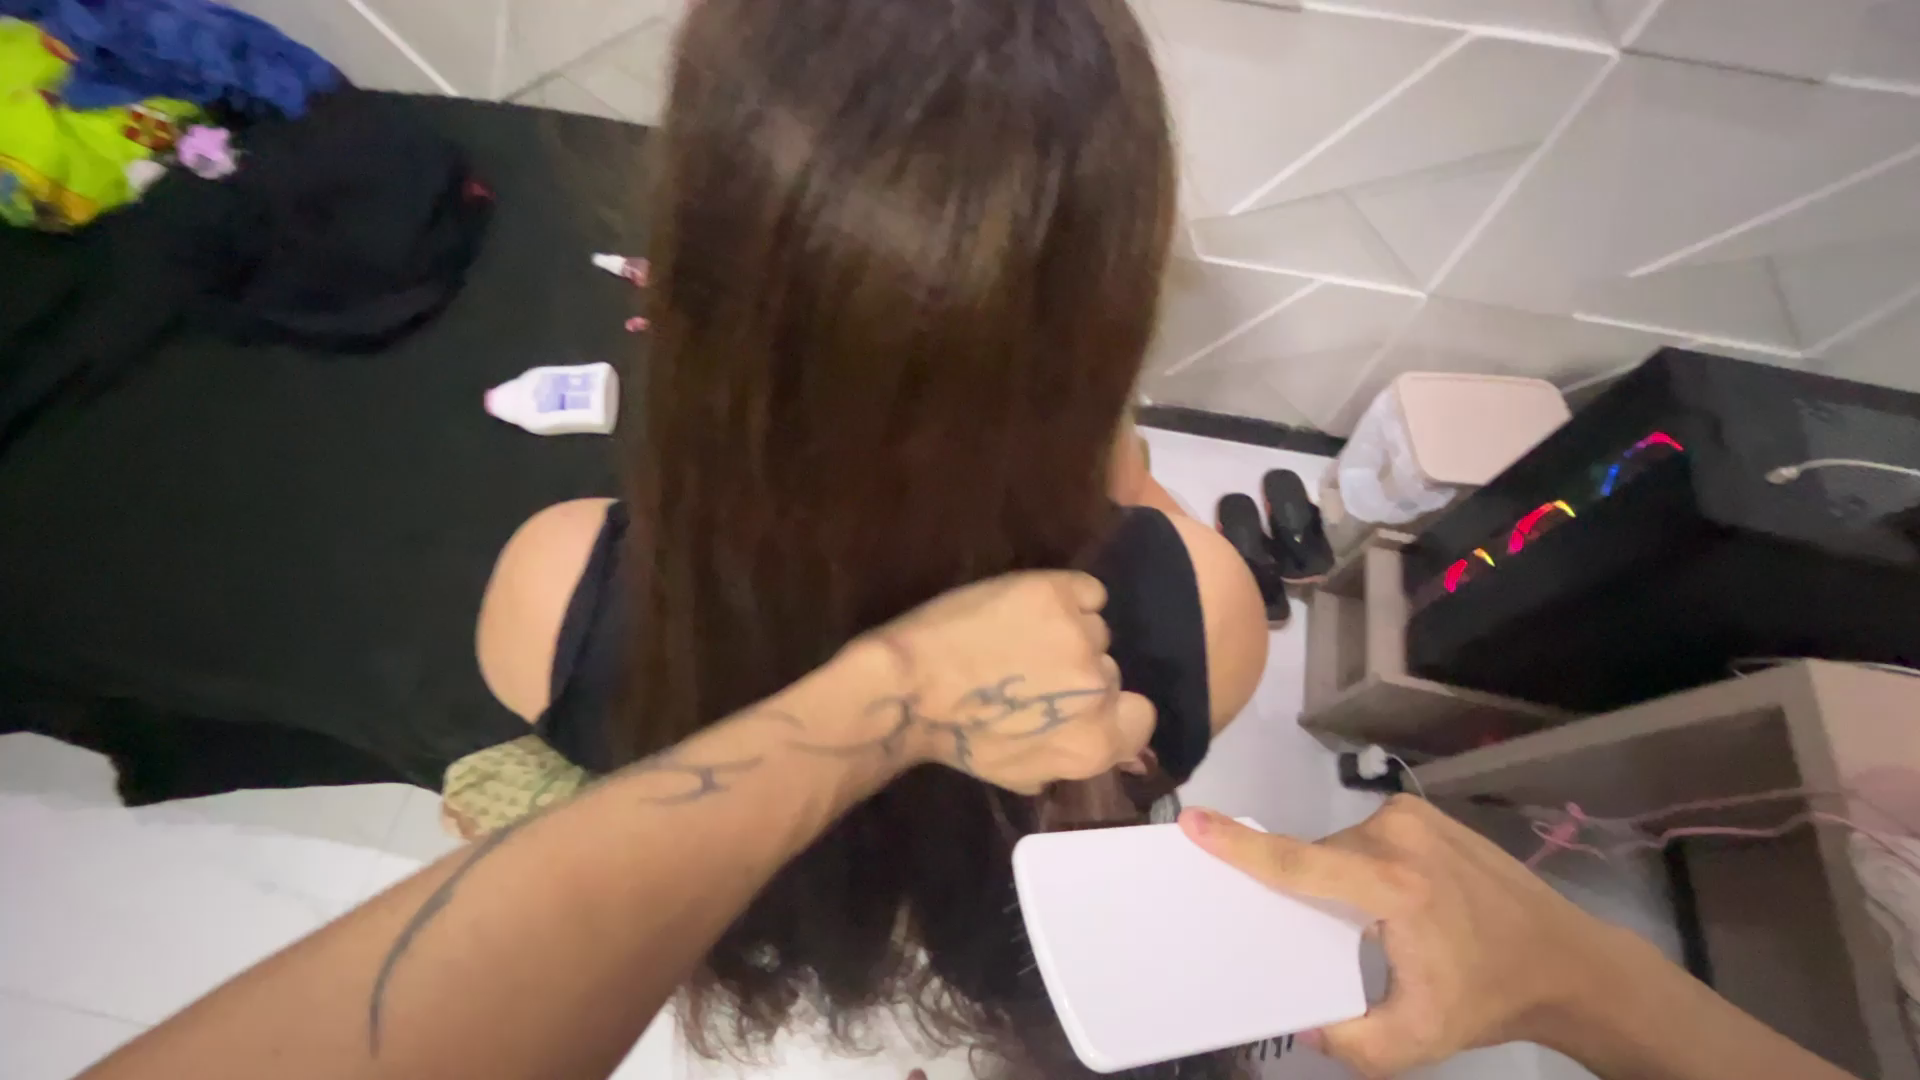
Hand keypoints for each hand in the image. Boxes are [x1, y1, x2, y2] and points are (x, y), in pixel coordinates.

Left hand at [848, 570, 1155, 794]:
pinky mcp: (1054, 591)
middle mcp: (1098, 687)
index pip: (1141, 716)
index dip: (1114, 707)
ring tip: (1021, 636)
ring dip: (1067, 632)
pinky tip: (1033, 606)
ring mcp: (1078, 634)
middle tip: (1034, 669)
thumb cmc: (957, 735)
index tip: (1082, 700)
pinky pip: (1087, 591)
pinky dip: (1068, 596)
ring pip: (1094, 628)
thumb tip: (1103, 744)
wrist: (908, 686)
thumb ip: (1071, 758)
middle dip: (1078, 671)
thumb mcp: (1020, 773)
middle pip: (1109, 669)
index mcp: (1095, 742)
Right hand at [1180, 797, 1642, 1077]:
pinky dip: (1362, 861)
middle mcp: (1397, 836)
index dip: (1240, 847)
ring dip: (1339, 877)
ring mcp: (1411, 815)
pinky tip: (1398, 893)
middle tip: (1343, 931)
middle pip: (1316, 857)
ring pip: (1338, 845)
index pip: (1298, 865)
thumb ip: (1353, 1042)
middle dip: (1312, 892)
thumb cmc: (1491, 998)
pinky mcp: (1421, 808)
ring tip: (1377, 918)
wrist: (1571, 961)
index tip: (1193, 822)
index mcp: (1396, 890)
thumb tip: (1298, 1021)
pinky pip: (1364, 833)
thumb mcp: (1421, 1038)